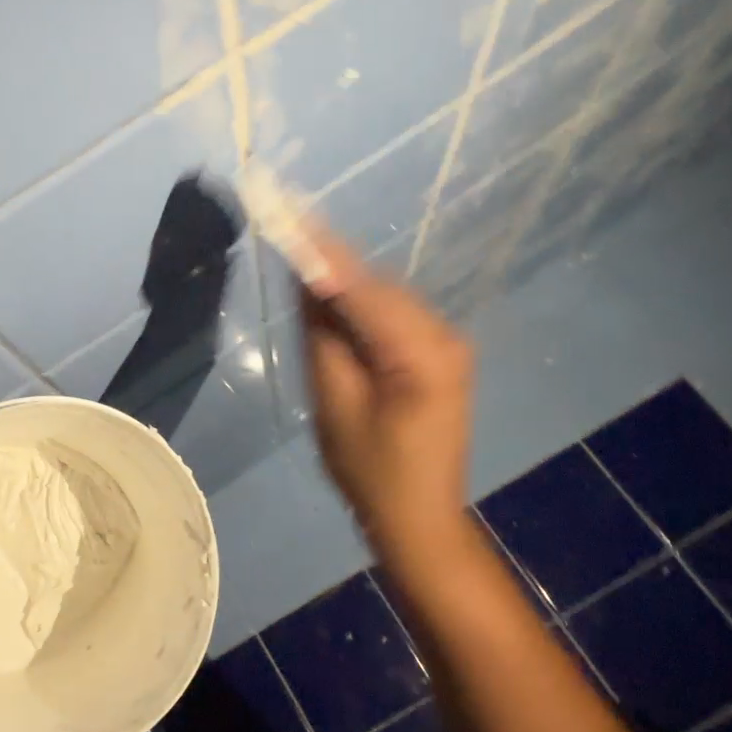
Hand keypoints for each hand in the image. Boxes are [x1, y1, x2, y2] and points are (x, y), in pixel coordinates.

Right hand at [302, 231, 476, 557]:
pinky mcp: (441, 353)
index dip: (322, 250)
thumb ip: (323, 336)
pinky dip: (361, 307)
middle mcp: (444, 335)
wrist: (421, 518)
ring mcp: (448, 343)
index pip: (363, 287)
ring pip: (384, 297)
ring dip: (344, 286)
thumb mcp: (335, 406)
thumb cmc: (372, 473)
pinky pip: (393, 316)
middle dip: (330, 264)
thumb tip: (308, 282)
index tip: (288, 213)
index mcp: (423, 352)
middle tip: (284, 239)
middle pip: (377, 285)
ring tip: (299, 271)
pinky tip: (331, 307)